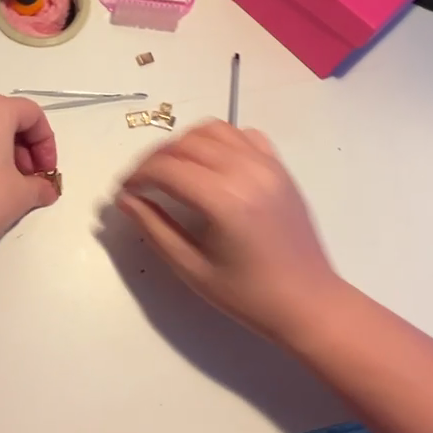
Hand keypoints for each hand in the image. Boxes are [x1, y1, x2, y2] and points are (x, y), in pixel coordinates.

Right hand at [116, 121, 342, 342]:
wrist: (308, 302)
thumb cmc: (247, 295)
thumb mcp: (191, 268)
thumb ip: (154, 228)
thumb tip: (125, 199)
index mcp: (223, 200)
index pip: (166, 168)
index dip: (137, 176)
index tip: (124, 192)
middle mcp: (246, 171)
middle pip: (185, 144)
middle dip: (155, 160)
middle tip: (141, 184)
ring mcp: (267, 165)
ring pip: (212, 131)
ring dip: (184, 145)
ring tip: (172, 172)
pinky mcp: (280, 167)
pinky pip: (242, 136)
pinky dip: (218, 142)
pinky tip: (210, 166)